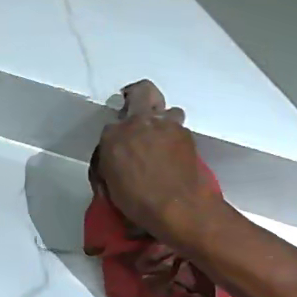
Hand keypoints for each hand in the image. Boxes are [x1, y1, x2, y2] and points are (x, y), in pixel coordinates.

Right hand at [96, 81, 229, 249]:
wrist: (176, 206)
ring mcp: (166, 125)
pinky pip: (179, 128)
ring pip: (168, 109)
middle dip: (138, 95)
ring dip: (163, 119)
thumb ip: (111, 161)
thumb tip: (118, 158)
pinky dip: (175, 137)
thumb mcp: (110, 183)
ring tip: (161, 137)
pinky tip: (173, 154)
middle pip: (142, 91)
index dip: (116, 136)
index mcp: (113, 136)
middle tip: (138, 109)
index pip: (111, 126)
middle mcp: (138, 122)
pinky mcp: (186, 135)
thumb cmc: (137, 201)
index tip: (120, 148)